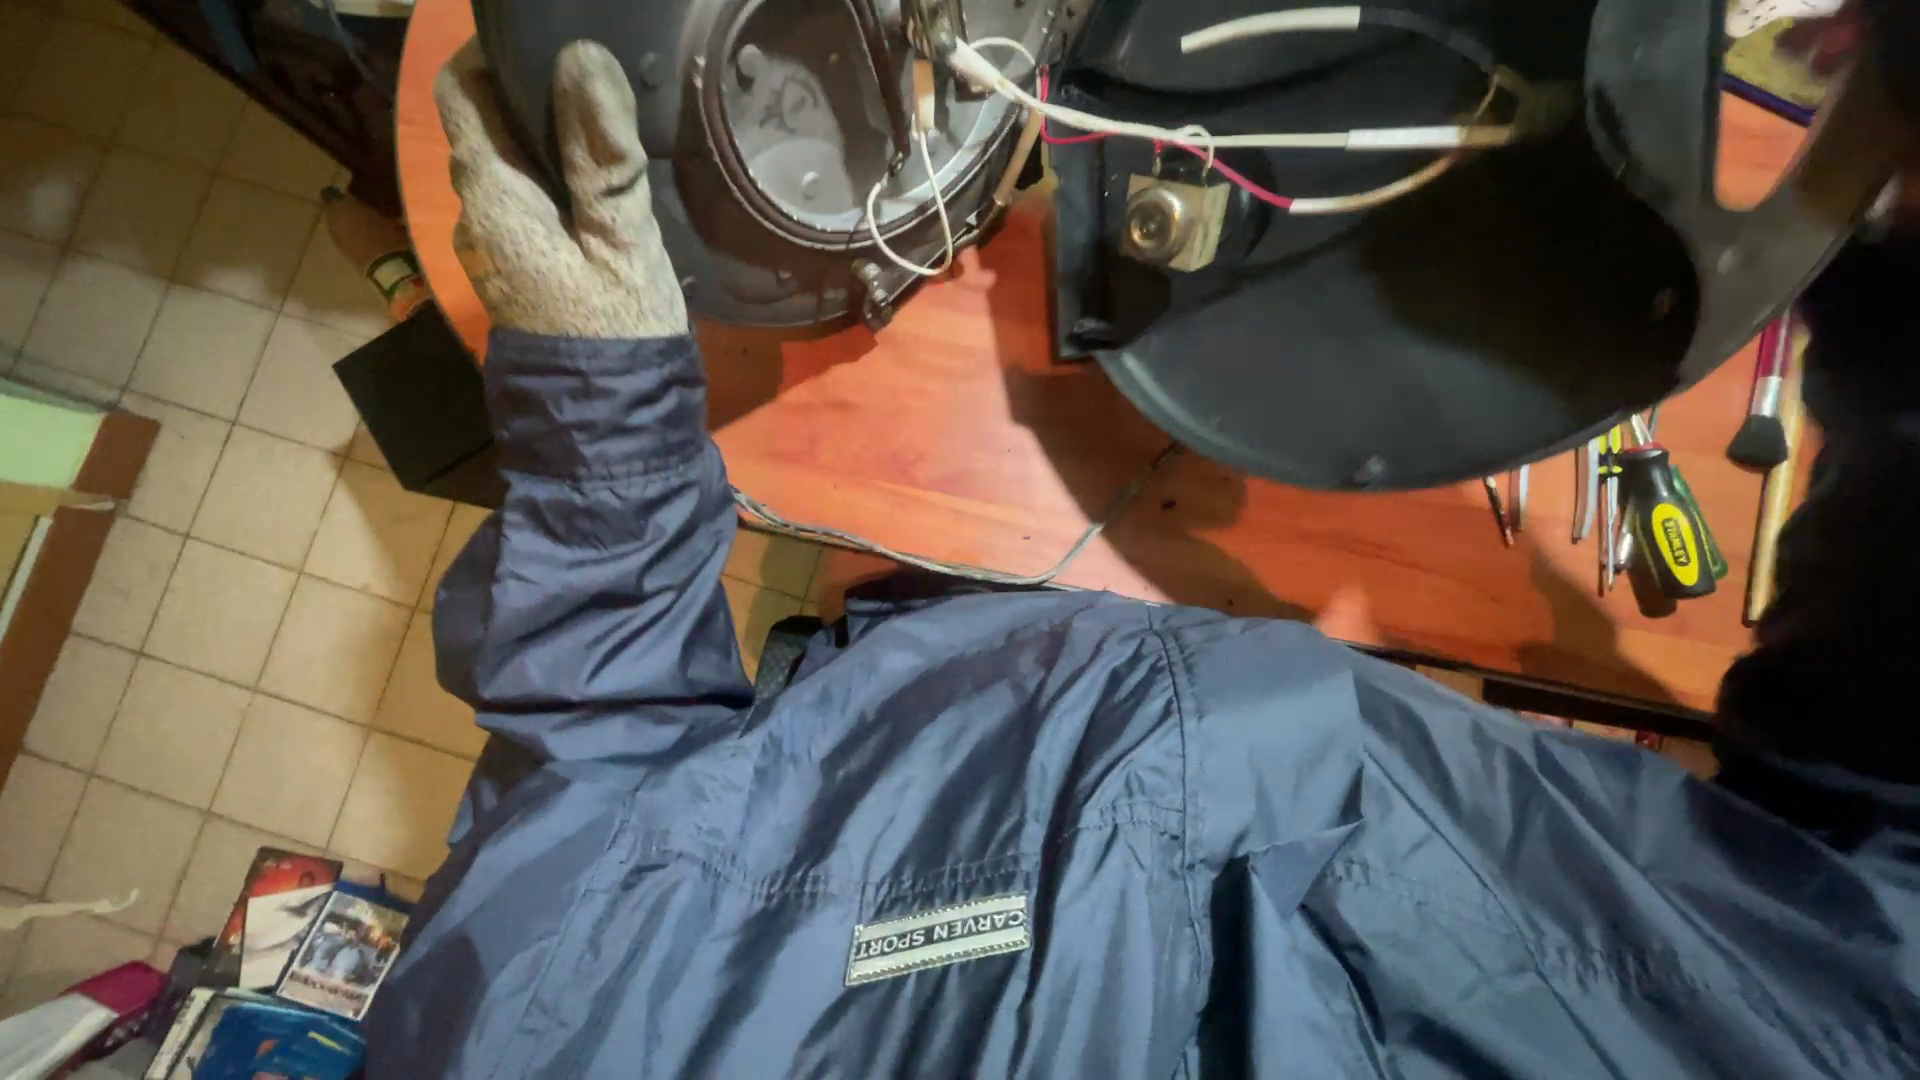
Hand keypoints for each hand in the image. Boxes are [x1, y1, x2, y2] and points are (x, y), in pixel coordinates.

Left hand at [435, 39, 687, 338]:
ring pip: (508, 174)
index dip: (496, 55)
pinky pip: (525, 210)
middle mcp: (476, 217)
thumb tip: (585, 57)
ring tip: (608, 145)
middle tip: (602, 98)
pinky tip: (599, 201)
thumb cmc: (621, 331)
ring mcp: (494, 251)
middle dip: (532, 102)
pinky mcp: (518, 276)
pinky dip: (553, 189)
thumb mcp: (624, 242)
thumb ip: (603, 157)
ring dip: (546, 149)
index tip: (552, 48)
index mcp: (495, 198)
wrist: (614, 420)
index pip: (464, 92)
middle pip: (487, 132)